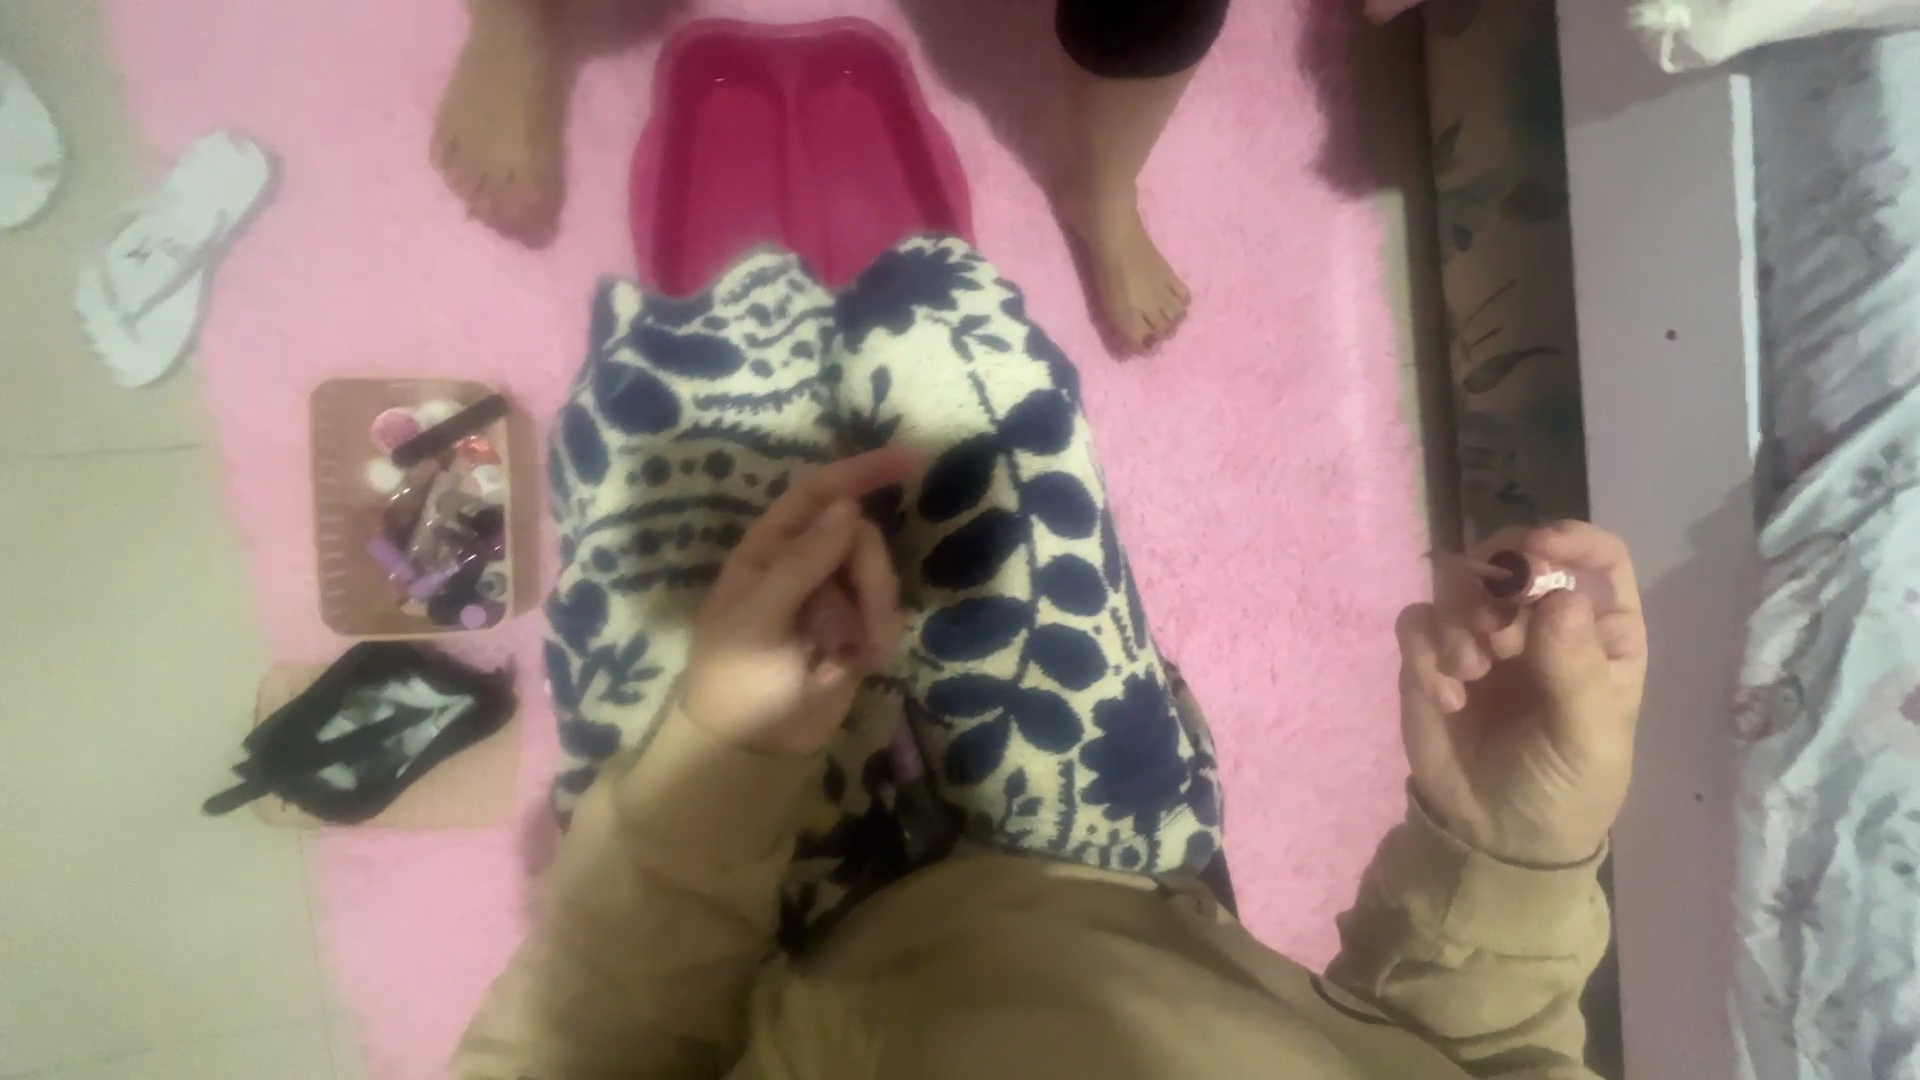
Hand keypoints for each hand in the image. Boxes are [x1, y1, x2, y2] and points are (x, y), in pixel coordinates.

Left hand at [680, 446, 914, 756]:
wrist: (754, 746)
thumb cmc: (738, 676)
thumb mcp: (760, 616)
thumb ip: (805, 561)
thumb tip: (849, 507)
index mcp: (771, 547)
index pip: (819, 493)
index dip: (861, 471)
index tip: (909, 459)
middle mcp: (807, 561)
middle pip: (861, 536)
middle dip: (868, 576)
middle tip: (860, 624)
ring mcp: (836, 594)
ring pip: (880, 575)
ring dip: (875, 613)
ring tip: (852, 654)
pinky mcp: (860, 625)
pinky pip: (888, 611)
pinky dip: (879, 636)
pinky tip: (854, 664)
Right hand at [1396, 522, 1648, 865]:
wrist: (1493, 831)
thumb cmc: (1564, 784)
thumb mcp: (1591, 738)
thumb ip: (1578, 669)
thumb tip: (1559, 596)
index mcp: (1597, 633)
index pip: (1596, 558)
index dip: (1568, 540)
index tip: (1536, 551)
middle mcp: (1536, 623)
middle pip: (1513, 558)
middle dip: (1498, 583)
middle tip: (1495, 632)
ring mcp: (1477, 637)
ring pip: (1456, 585)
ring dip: (1458, 625)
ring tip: (1468, 676)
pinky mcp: (1427, 657)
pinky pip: (1414, 623)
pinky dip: (1423, 655)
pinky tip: (1444, 697)